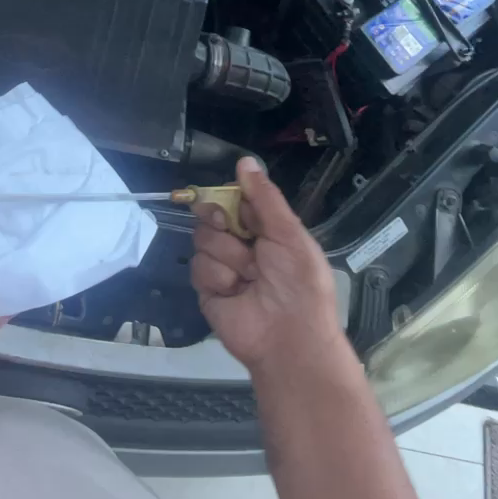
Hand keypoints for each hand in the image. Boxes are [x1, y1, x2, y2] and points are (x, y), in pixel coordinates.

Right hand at [190, 157, 349, 377]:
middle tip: (235, 233)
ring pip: (203, 240)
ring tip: (249, 276)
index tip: (231, 201)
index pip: (236, 200)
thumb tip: (244, 161)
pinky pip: (197, 267)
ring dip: (228, 256)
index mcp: (265, 231)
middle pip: (211, 216)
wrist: (289, 337)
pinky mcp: (207, 288)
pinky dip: (218, 278)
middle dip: (220, 222)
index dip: (230, 198)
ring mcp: (222, 267)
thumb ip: (265, 198)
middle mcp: (242, 245)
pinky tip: (235, 291)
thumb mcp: (290, 235)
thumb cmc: (299, 284)